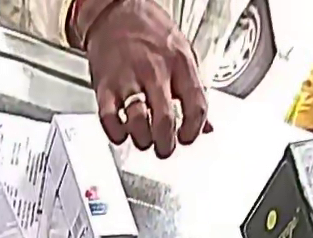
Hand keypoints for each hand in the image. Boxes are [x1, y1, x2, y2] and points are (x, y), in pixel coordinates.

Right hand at [84, 0, 210, 157]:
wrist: (115, 10)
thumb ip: (194, 92)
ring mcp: (128, 79)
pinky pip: (109, 120)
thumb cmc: (150, 34)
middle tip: (163, 149)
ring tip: (144, 139)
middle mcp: (155, 70)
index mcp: (179, 63)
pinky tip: (122, 131)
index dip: (193, 131)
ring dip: (142, 141)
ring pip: (138, 125)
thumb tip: (207, 127)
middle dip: (166, 146)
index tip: (186, 138)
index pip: (196, 107)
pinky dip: (116, 134)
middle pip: (165, 122)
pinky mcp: (105, 86)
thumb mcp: (182, 55)